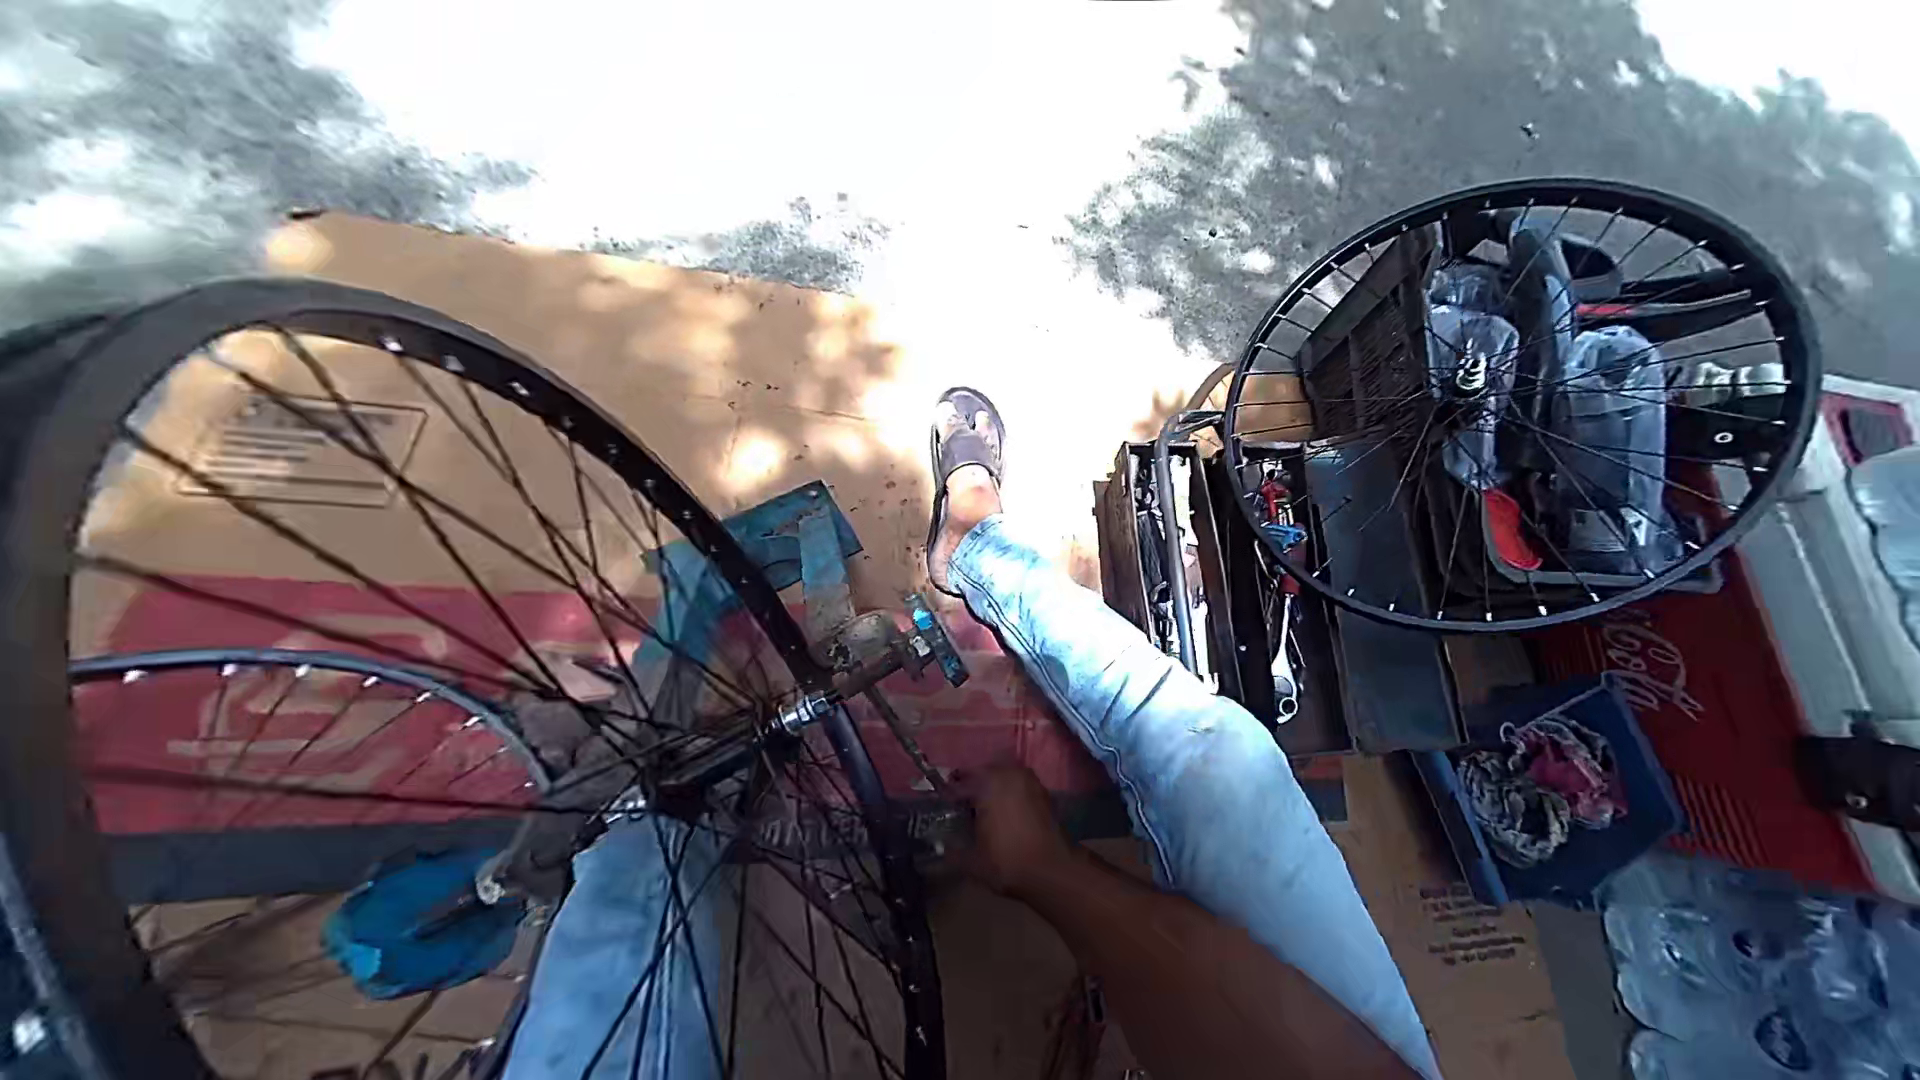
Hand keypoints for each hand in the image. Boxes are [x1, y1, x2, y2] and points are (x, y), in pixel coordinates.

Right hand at [955, 764, 1074, 897]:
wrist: (1054, 870)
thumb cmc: (1008, 861)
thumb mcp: (973, 862)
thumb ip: (953, 852)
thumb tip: (941, 848)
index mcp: (987, 782)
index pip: (959, 783)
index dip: (949, 796)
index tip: (944, 808)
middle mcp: (1008, 773)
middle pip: (982, 773)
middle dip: (971, 786)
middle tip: (963, 806)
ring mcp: (1029, 780)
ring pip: (1003, 776)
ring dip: (992, 787)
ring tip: (984, 809)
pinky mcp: (1044, 792)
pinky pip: (1019, 785)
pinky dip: (1010, 794)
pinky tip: (1006, 813)